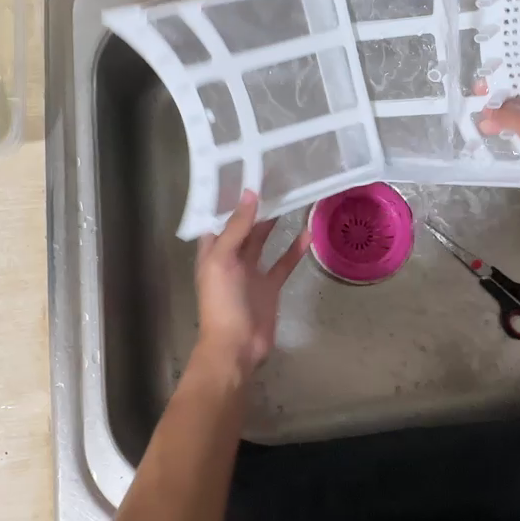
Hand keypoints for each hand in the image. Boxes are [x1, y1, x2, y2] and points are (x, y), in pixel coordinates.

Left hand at [194, 192, 309, 376]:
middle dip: (255, 207)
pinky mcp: (270, 286)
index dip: (228, 199)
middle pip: (243, 227)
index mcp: (212, 252)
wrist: (237, 346)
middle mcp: (230, 258)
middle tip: (274, 181)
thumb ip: (237, 227)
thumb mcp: (224, 260)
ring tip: (290, 200)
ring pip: (263, 241)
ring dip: (274, 224)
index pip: (218, 219)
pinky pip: (283, 263)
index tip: (245, 174)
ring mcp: (251, 273)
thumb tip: (250, 194)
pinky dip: (294, 249)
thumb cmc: (222, 302)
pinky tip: (308, 233)